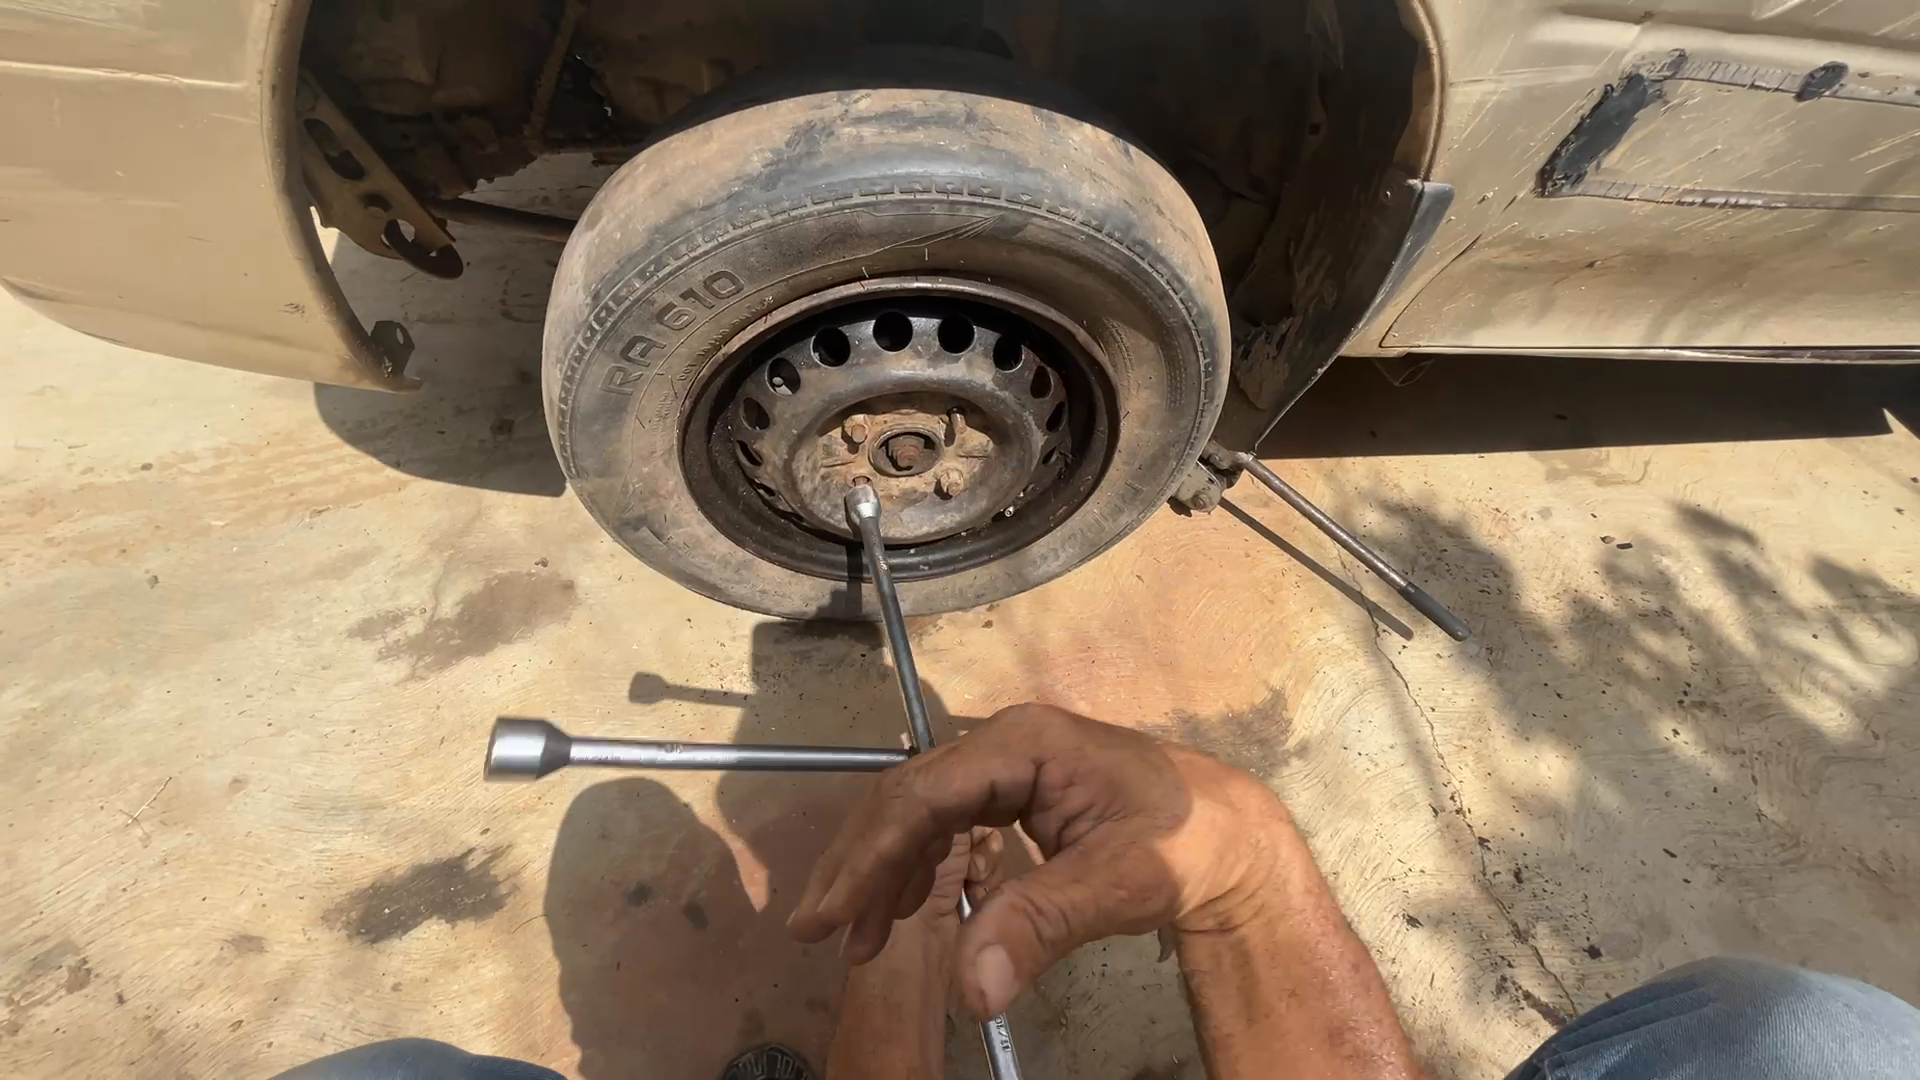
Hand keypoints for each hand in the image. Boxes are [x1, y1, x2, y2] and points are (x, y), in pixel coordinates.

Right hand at [788, 704, 1292, 1016]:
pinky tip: (900, 906)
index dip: (872, 854)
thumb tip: (969, 991)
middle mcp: (1002, 742)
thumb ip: (1042, 924)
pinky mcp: (1011, 790)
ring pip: (920, 809)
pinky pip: (946, 822)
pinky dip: (916, 864)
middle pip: (909, 795)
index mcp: (1022, 743)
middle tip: (817, 928)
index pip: (925, 792)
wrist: (1226, 831)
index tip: (831, 915)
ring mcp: (1005, 764)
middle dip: (862, 860)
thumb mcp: (1119, 879)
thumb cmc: (1181, 839)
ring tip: (856, 935)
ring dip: (883, 867)